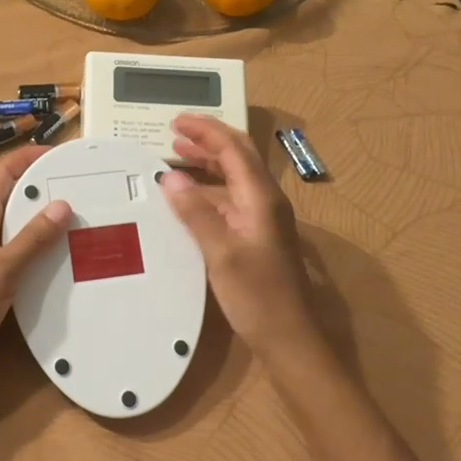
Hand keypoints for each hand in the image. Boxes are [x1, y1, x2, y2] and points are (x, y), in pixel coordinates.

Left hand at [0, 147, 73, 377]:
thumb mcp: (1, 270)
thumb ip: (32, 239)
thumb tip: (63, 204)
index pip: (5, 172)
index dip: (31, 157)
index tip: (64, 155)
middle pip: (16, 196)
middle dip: (47, 188)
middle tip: (85, 188)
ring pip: (21, 226)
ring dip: (47, 220)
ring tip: (84, 218)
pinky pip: (22, 253)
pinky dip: (43, 249)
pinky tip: (67, 257)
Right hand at [161, 115, 315, 351]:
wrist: (290, 339)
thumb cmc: (258, 296)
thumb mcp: (221, 253)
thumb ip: (196, 212)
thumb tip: (170, 178)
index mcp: (261, 198)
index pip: (233, 148)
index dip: (205, 130)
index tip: (176, 121)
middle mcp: (266, 201)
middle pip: (238, 157)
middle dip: (207, 141)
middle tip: (174, 134)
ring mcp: (264, 219)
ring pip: (234, 178)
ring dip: (208, 164)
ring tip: (177, 158)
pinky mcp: (258, 236)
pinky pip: (232, 199)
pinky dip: (209, 190)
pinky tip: (189, 199)